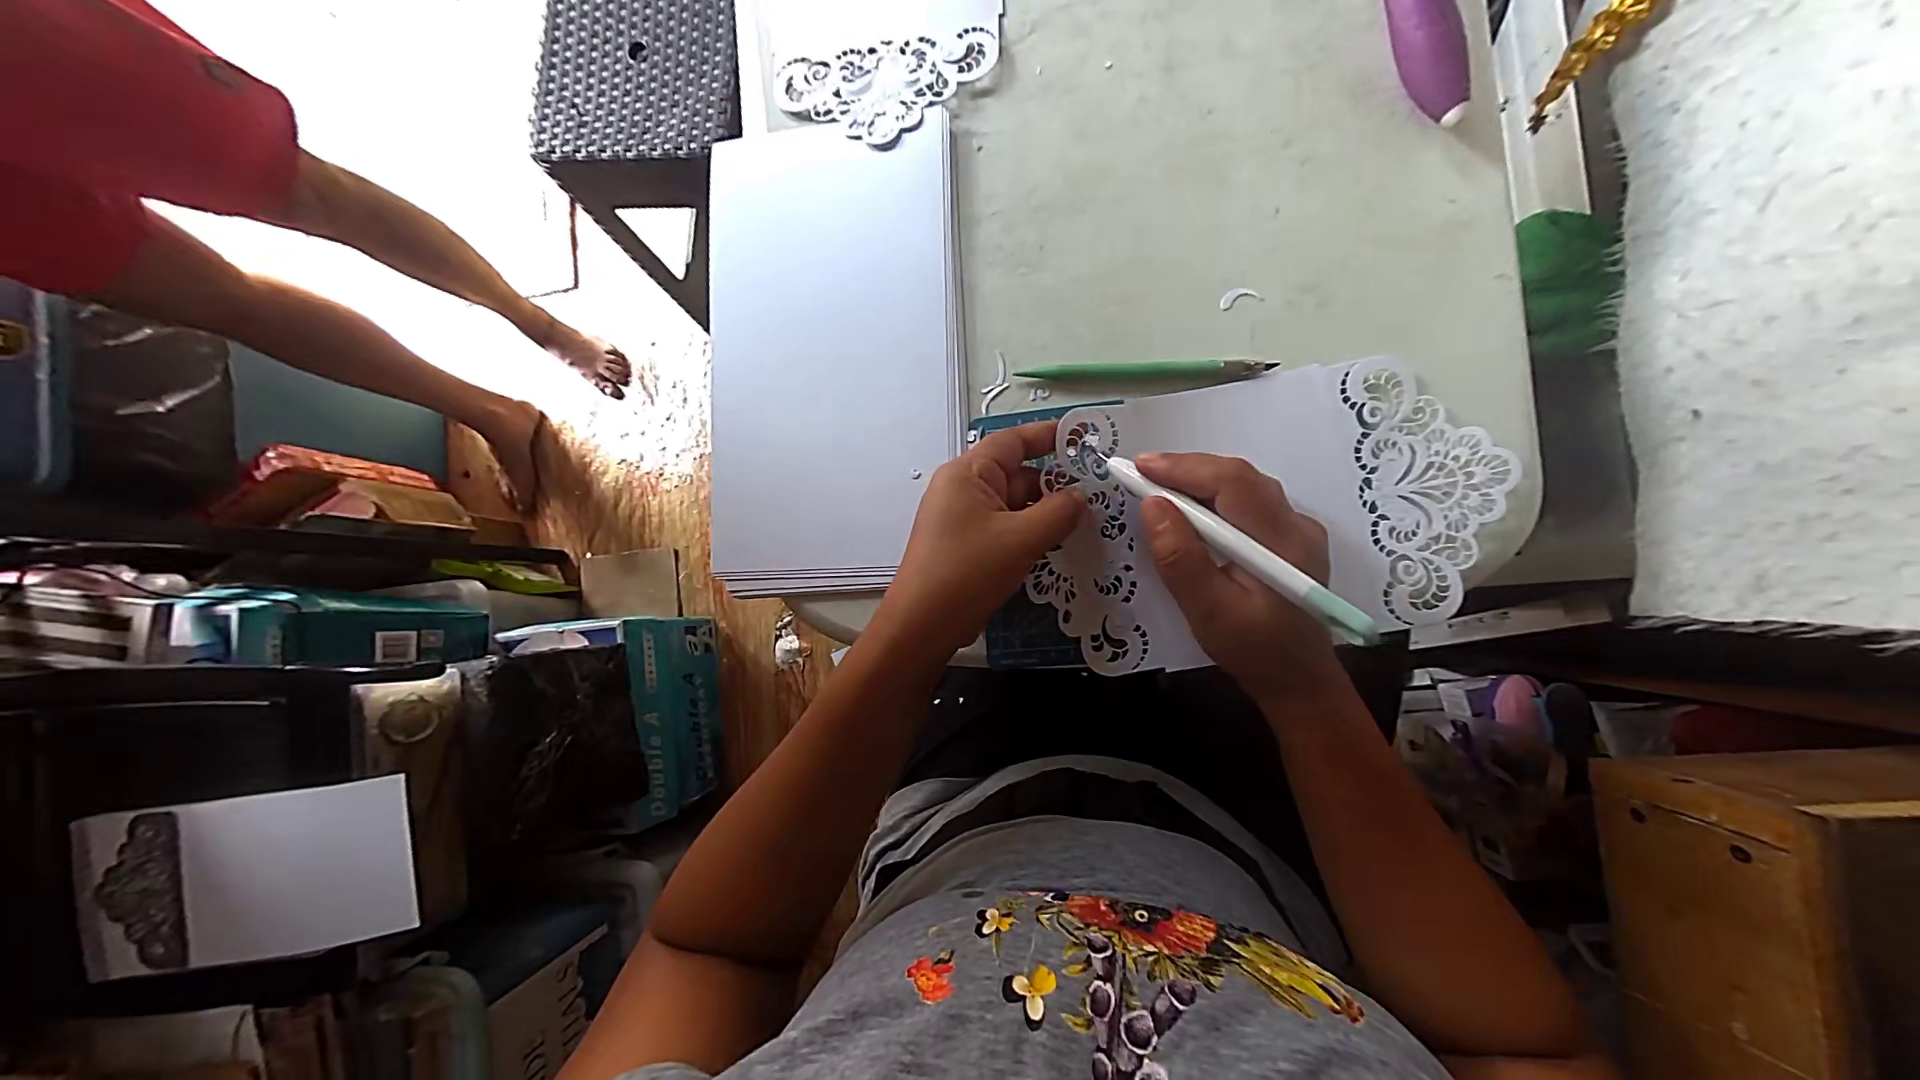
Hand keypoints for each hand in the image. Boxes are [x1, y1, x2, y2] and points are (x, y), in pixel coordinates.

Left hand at [873, 422, 1084, 657]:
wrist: (923, 625)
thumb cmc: (965, 574)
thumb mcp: (1021, 539)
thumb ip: (1058, 512)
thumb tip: (1079, 497)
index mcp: (967, 474)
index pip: (1013, 441)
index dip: (1049, 436)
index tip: (1082, 437)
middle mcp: (963, 490)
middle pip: (1017, 474)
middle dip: (1054, 484)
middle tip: (1097, 494)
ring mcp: (964, 519)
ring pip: (1015, 504)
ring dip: (1045, 512)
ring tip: (1085, 522)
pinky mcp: (969, 545)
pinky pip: (1007, 527)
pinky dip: (1031, 532)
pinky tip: (1056, 544)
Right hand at [1137, 453, 1346, 705]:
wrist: (1298, 680)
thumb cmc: (1252, 650)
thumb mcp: (1208, 612)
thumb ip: (1181, 559)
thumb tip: (1152, 505)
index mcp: (1281, 542)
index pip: (1231, 484)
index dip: (1183, 469)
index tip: (1139, 467)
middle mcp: (1297, 525)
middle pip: (1240, 477)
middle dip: (1187, 468)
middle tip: (1141, 471)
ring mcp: (1298, 529)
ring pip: (1245, 485)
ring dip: (1199, 477)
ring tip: (1159, 482)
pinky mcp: (1291, 538)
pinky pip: (1249, 499)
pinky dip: (1213, 492)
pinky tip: (1191, 505)